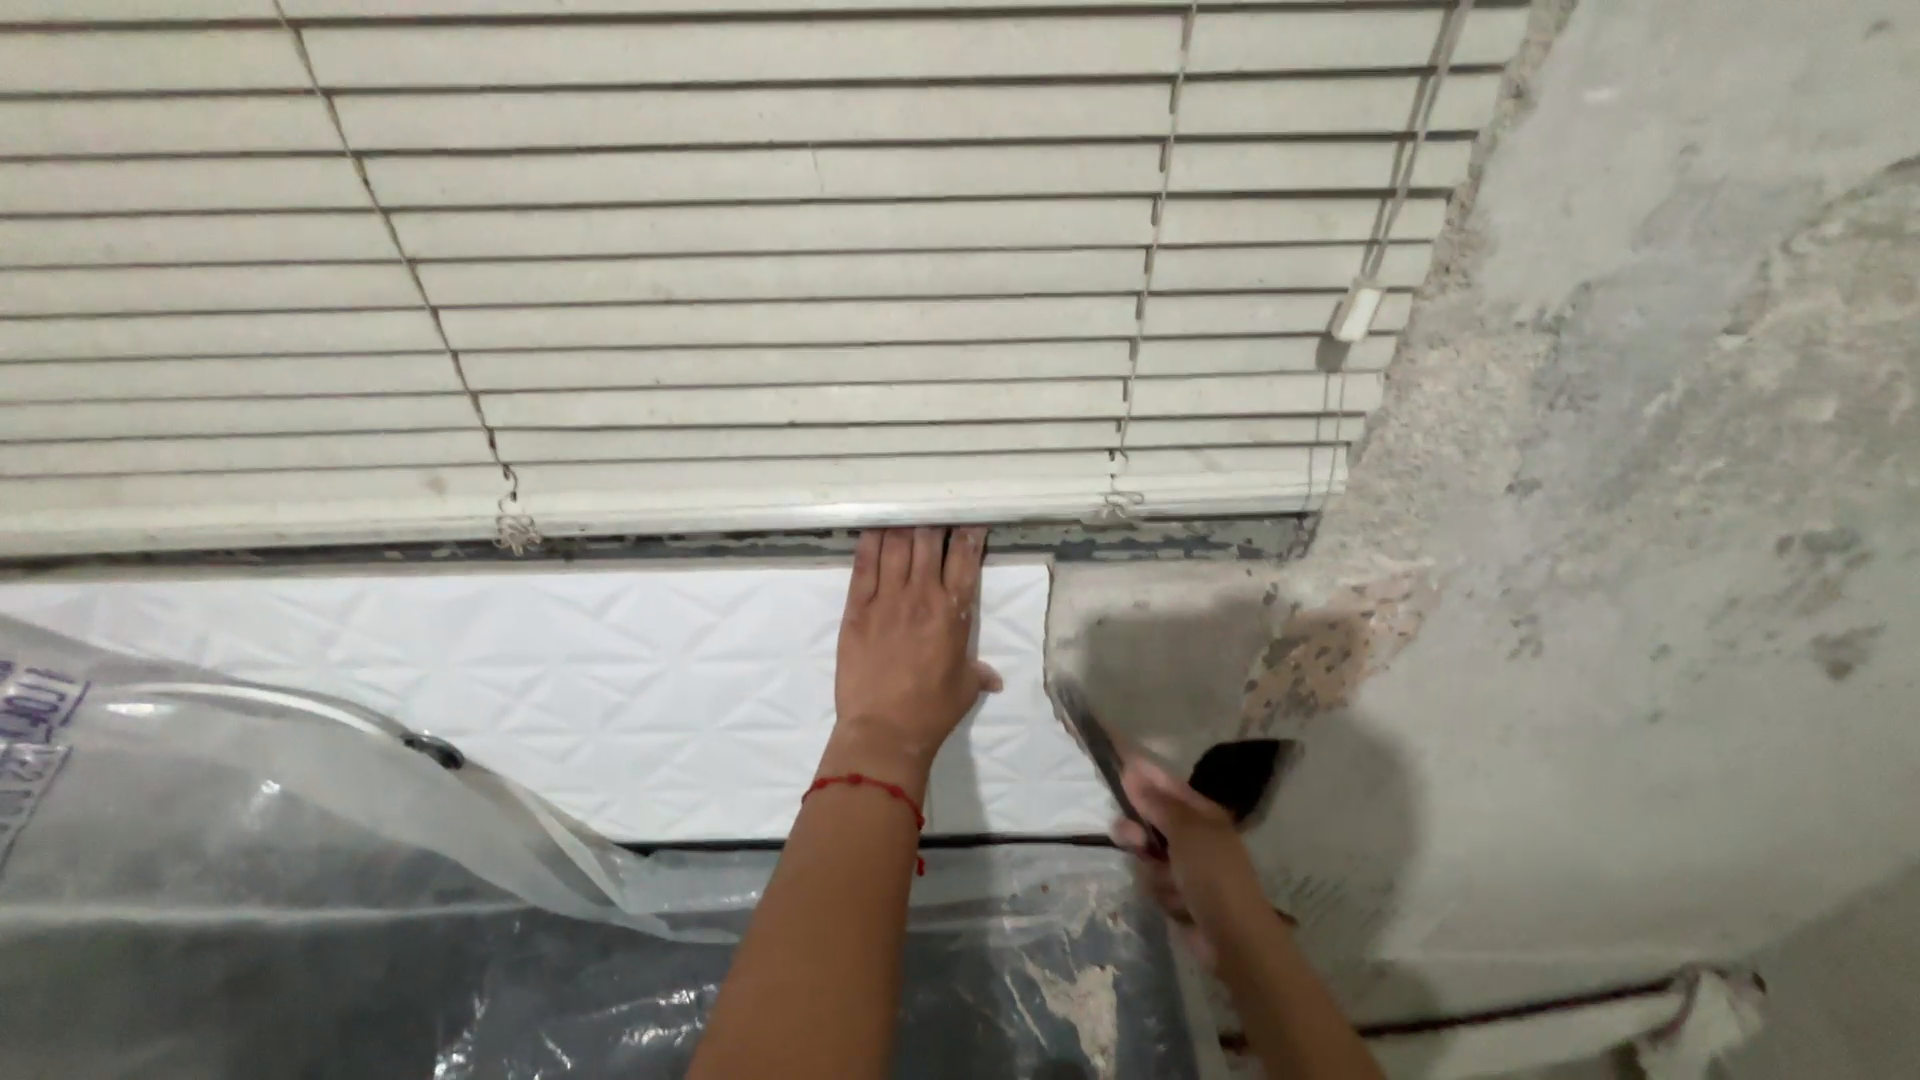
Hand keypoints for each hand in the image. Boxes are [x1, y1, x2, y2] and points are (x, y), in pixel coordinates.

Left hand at [830, 528, 1002, 782]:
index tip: (969, 522)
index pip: (965, 557)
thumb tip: (993, 678)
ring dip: (903, 526)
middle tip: (934, 515)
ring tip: (905, 516)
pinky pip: (864, 564)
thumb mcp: (965, 688)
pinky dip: (870, 542)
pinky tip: (874, 529)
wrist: (884, 729)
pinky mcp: (856, 607)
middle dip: (934, 522)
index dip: (969, 534)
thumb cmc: (931, 710)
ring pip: (896, 545)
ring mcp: (886, 598)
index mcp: (953, 612)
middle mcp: (922, 595)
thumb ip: (978, 673)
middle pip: (928, 540)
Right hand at [1112, 755, 1264, 968]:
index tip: (1114, 757)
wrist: (1233, 939)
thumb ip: (1156, 802)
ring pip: (1146, 854)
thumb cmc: (1213, 875)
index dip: (1141, 771)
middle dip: (1139, 833)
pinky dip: (1162, 893)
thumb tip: (1132, 771)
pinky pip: (1152, 881)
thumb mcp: (1185, 831)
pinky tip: (1178, 906)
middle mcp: (1192, 836)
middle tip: (1135, 841)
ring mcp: (1185, 866)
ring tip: (1172, 885)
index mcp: (1202, 813)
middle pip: (1149, 820)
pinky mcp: (1177, 894)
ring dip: (1155, 871)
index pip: (1164, 782)